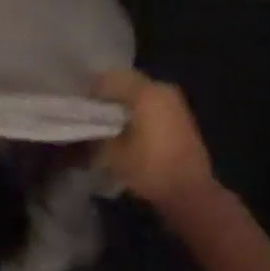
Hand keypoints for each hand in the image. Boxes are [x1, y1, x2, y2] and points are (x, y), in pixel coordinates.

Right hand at [91, 69, 220, 212]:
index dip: (91, 91)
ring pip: (142, 95)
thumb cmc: (149, 168)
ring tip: (107, 124)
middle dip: (108, 97)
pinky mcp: (182, 118)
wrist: (190, 192)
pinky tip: (127, 131)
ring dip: (124, 105)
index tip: (79, 105)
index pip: (110, 79)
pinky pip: (154, 106)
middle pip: (128, 84)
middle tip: (91, 114)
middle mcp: (163, 89)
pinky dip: (139, 113)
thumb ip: (95, 135)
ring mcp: (176, 103)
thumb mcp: (112, 154)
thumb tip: (86, 129)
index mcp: (146, 92)